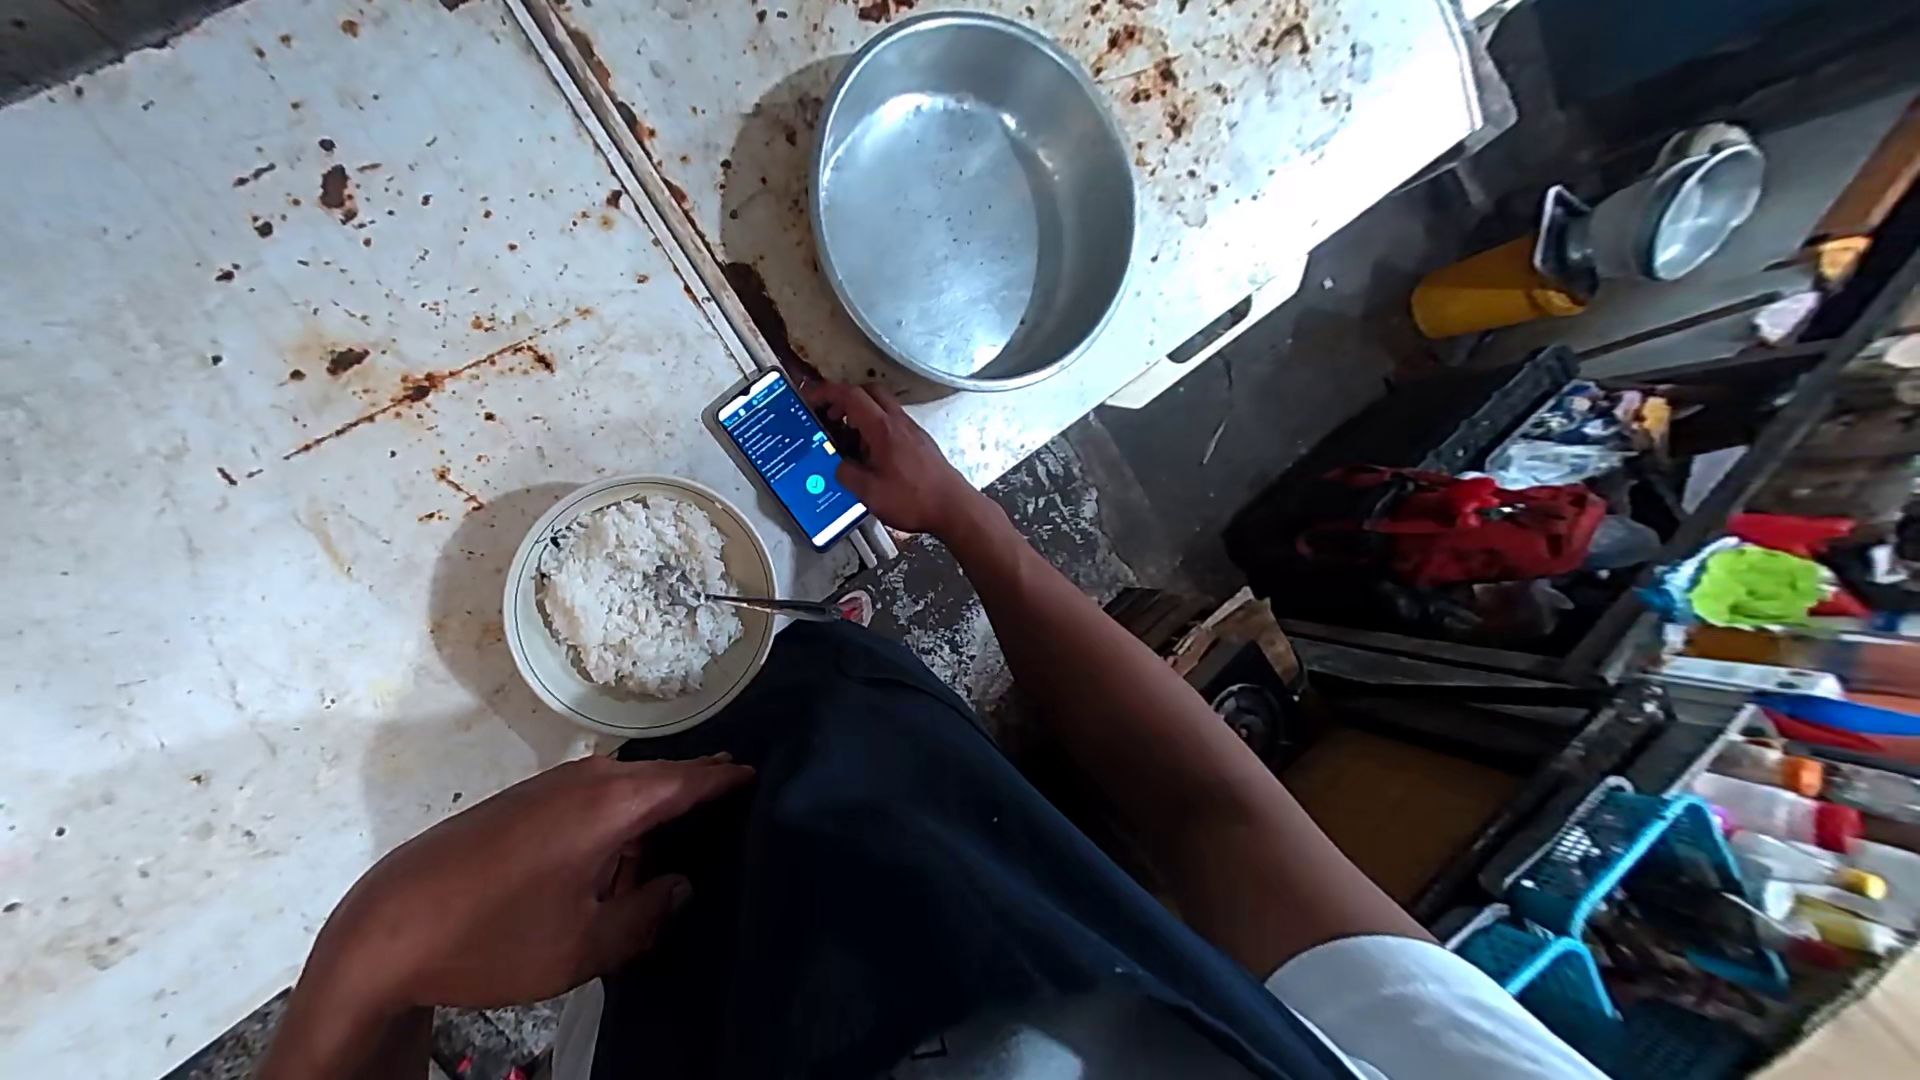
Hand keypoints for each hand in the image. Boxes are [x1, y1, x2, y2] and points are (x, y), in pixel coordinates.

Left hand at [307, 753, 753, 1011]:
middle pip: (662, 771)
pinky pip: (599, 784)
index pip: (688, 781)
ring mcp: (557, 782)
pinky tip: (623, 826)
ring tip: (684, 804)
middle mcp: (592, 780)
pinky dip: (627, 796)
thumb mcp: (581, 946)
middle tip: (730, 777)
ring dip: (659, 790)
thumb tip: (680, 885)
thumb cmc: (494, 937)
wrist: (386, 925)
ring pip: (629, 777)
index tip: (754, 772)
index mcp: (614, 806)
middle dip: (698, 775)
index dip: (724, 778)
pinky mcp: (530, 794)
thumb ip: (646, 915)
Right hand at [805, 380, 989, 537]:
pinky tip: (872, 454)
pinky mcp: (921, 443)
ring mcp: (913, 431)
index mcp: (883, 429)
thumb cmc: (915, 500)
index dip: (827, 392)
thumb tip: (838, 466)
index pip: (850, 395)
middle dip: (845, 398)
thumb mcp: (869, 493)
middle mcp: (900, 423)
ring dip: (863, 415)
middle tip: (831, 417)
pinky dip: (878, 428)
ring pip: (884, 407)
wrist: (954, 508)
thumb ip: (847, 474)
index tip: (812, 399)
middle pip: (869, 392)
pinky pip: (895, 424)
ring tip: (849, 440)